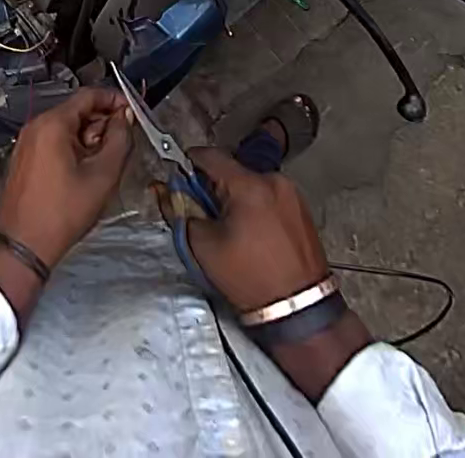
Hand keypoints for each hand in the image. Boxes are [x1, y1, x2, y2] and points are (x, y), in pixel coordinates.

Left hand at [0, 85, 132, 273]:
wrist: (23, 247)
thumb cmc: (62, 212)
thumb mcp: (103, 174)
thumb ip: (120, 139)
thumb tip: (125, 118)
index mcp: (53, 123)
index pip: (89, 95)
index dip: (114, 100)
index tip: (131, 113)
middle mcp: (36, 126)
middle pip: (78, 111)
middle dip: (102, 124)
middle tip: (119, 146)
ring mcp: (28, 142)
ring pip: (68, 127)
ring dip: (90, 138)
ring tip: (101, 165)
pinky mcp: (25, 158)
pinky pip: (55, 141)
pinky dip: (74, 149)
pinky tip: (83, 173)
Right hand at [183, 147, 370, 400]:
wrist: (298, 309)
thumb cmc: (250, 278)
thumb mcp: (203, 246)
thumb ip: (179, 211)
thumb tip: (164, 190)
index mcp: (248, 185)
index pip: (210, 155)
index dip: (188, 163)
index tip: (179, 177)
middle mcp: (273, 179)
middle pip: (231, 169)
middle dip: (213, 186)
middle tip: (203, 212)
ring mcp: (291, 192)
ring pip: (250, 182)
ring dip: (235, 195)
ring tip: (229, 227)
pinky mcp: (301, 207)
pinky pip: (268, 194)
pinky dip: (255, 205)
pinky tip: (251, 233)